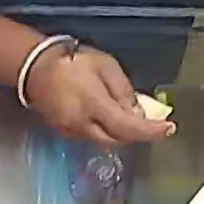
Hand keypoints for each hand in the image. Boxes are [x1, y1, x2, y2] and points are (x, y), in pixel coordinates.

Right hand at [24, 45, 174, 146]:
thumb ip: (123, 90)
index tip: (168, 130)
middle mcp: (84, 125)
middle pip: (118, 140)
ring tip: (130, 120)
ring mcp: (73, 132)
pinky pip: (91, 137)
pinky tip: (108, 119)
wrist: (35, 69)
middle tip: (151, 124)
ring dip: (121, 134)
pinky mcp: (65, 133)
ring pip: (105, 142)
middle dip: (136, 134)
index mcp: (95, 106)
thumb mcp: (105, 66)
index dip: (150, 132)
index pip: (129, 127)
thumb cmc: (72, 62)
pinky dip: (105, 132)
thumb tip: (137, 112)